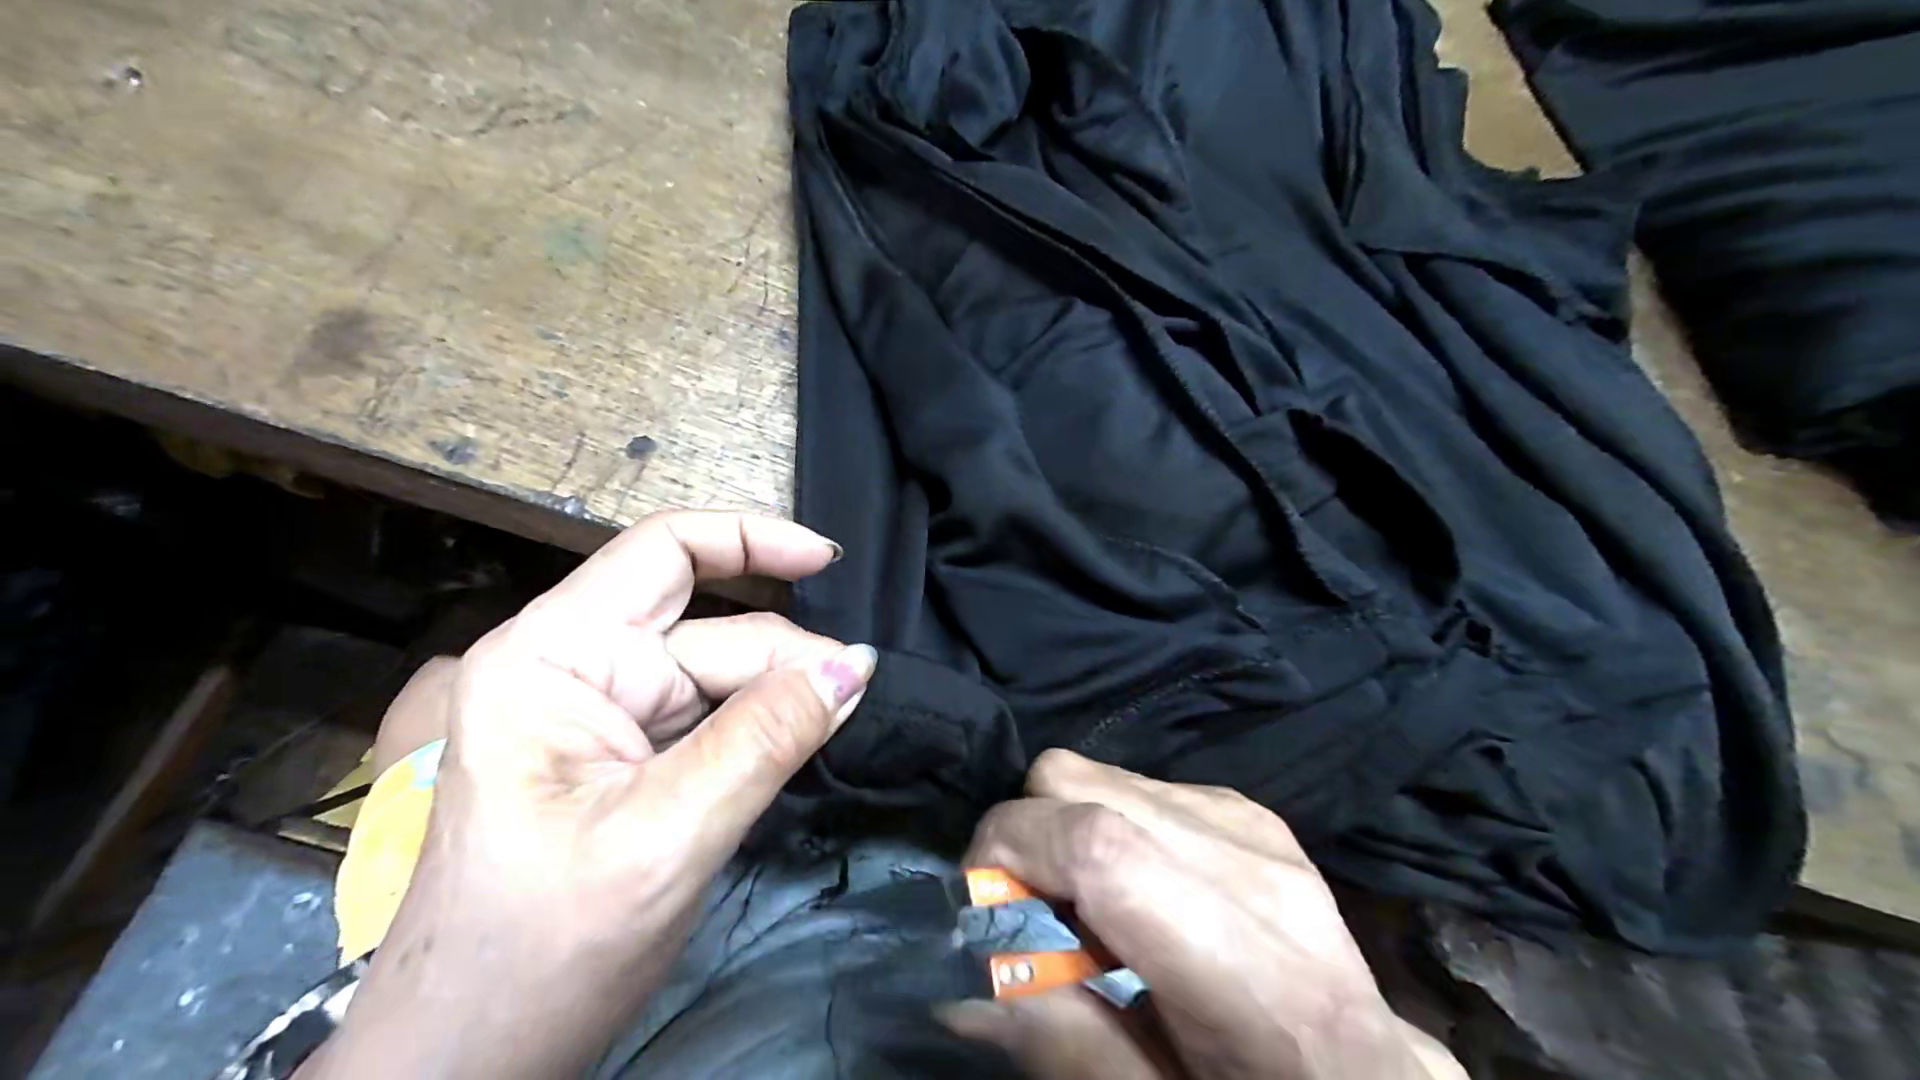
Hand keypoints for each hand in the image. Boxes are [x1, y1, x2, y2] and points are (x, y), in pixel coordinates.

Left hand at [302, 511, 874, 1078]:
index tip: (826, 559)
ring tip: (832, 723)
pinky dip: (766, 725)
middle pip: (710, 626)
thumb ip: (767, 738)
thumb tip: (856, 664)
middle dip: (783, 657)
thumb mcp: (667, 835)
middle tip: (854, 691)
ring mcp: (609, 714)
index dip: (749, 539)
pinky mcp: (635, 755)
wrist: (472, 1062)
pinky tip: (801, 739)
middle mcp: (580, 667)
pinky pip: (719, 717)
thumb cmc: (539, 950)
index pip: (662, 554)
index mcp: (554, 656)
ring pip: (724, 676)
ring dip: (781, 698)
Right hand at [943, 751, 1463, 1079]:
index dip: (1011, 851)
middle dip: (1025, 833)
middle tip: (1031, 913)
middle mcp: (1254, 867)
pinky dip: (1105, 821)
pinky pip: (1135, 781)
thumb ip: (1062, 1047)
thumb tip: (956, 986)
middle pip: (1082, 781)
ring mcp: (1254, 825)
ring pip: (1098, 771)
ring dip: (1064, 828)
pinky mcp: (1248, 808)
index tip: (977, 900)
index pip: (1102, 848)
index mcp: (1251, 973)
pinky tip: (1135, 889)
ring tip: (1089, 908)